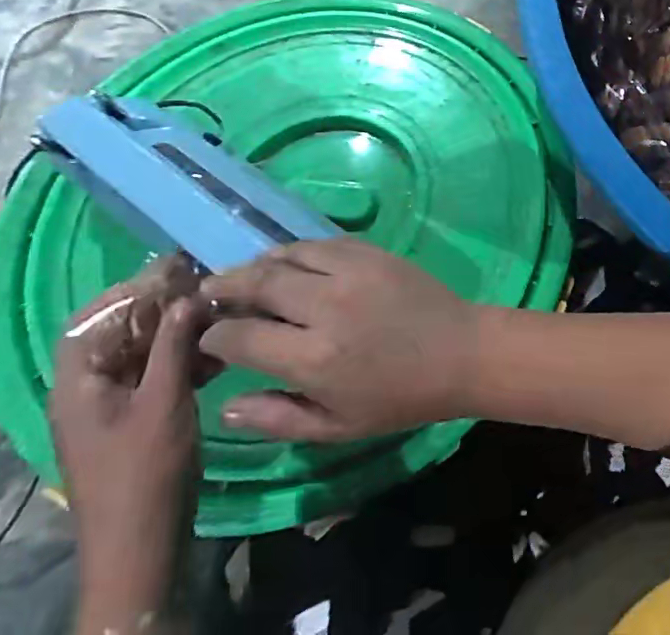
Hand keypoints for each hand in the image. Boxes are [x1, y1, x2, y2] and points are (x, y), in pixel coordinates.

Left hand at [50, 255, 210, 616]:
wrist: (141, 541)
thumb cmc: (145, 470)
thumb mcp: (163, 403)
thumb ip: (173, 347)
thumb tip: (188, 297)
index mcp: (78, 384)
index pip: (92, 319)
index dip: (129, 289)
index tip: (175, 267)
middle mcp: (91, 388)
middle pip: (119, 331)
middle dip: (160, 304)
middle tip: (206, 281)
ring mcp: (116, 404)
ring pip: (144, 350)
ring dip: (179, 328)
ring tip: (221, 309)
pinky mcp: (141, 416)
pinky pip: (160, 372)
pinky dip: (187, 355)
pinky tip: (222, 348)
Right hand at [199, 239, 480, 441]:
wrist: (461, 353)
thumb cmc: (400, 398)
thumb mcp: (337, 427)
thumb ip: (276, 417)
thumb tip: (225, 402)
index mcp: (312, 357)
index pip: (239, 336)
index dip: (213, 337)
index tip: (208, 339)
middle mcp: (326, 307)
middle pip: (257, 283)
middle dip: (224, 287)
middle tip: (208, 292)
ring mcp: (354, 273)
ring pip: (288, 255)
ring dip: (258, 262)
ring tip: (244, 274)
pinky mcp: (376, 254)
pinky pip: (325, 242)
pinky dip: (298, 249)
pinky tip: (289, 260)